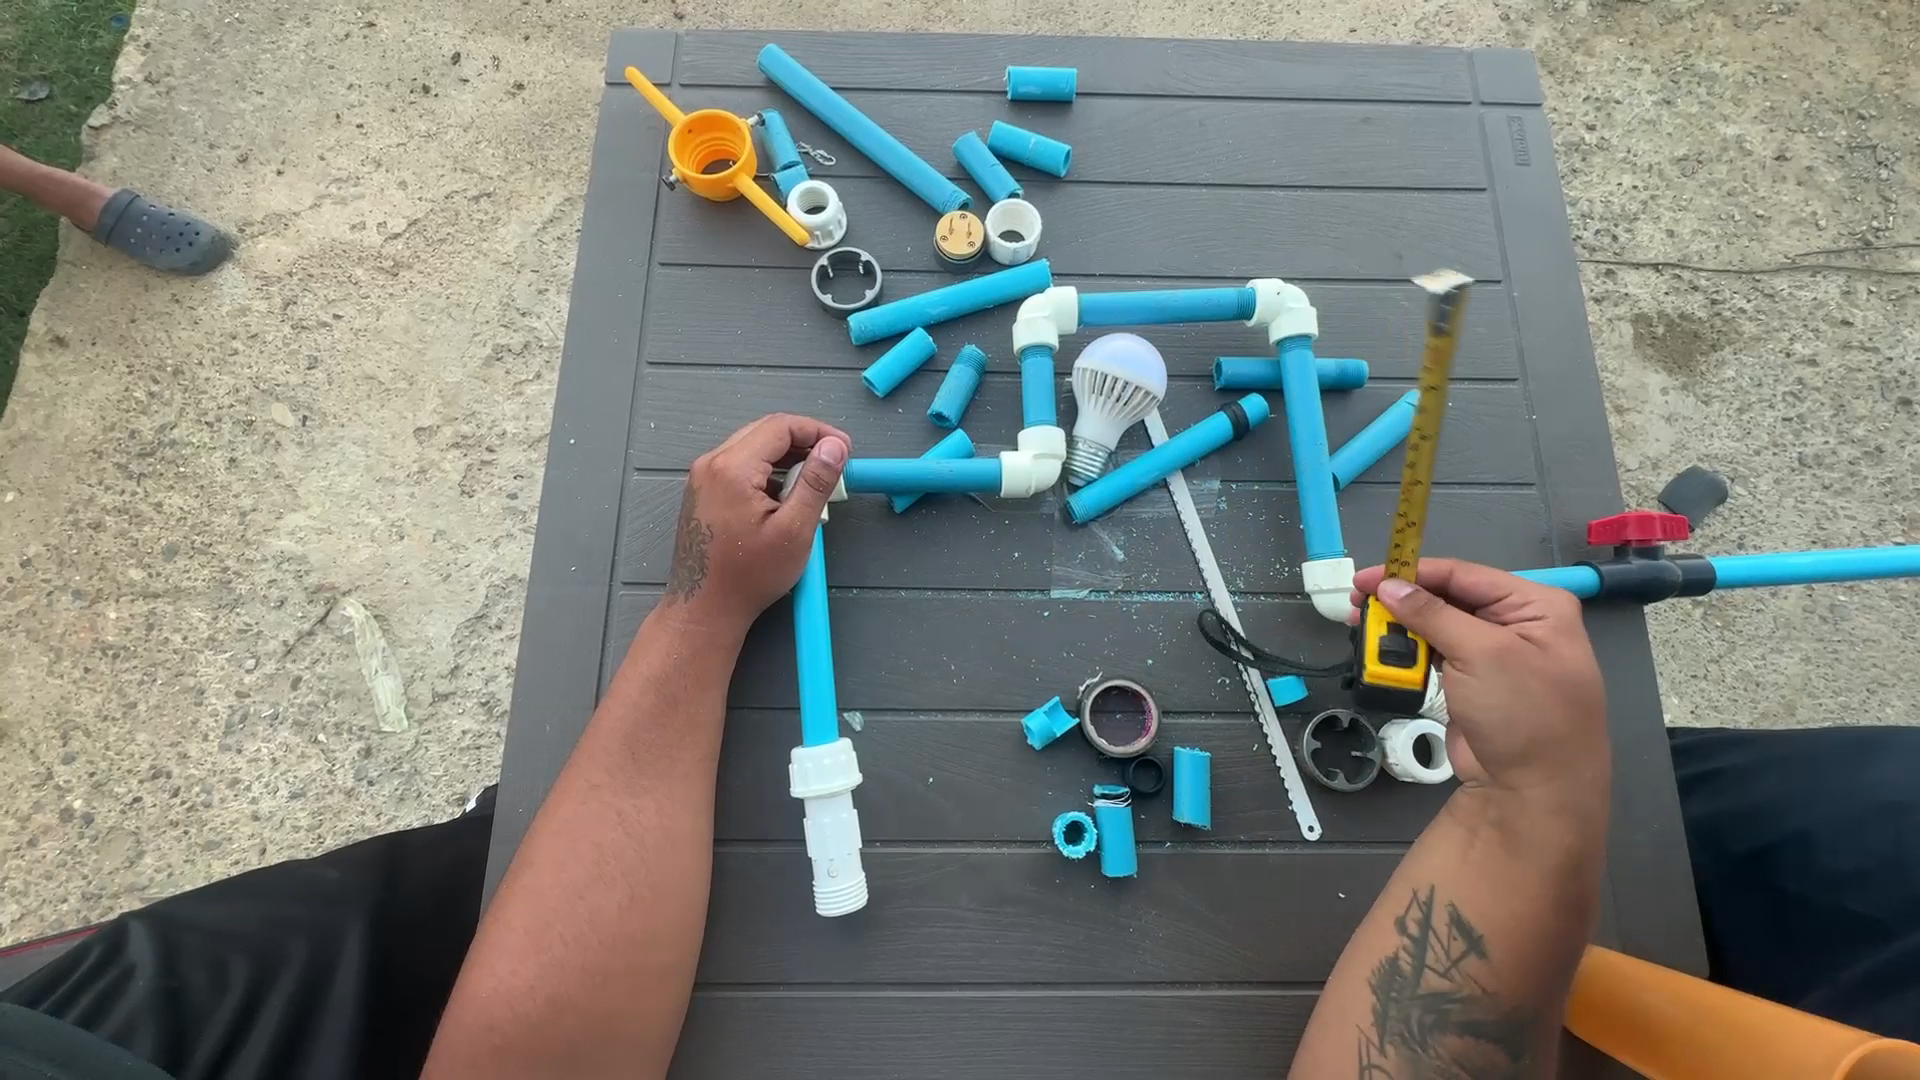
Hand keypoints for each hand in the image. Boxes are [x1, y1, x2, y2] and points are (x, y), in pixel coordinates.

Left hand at [660, 414, 850, 635]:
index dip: (818, 432)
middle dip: (805, 442)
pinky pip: (742, 465)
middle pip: (766, 431)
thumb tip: (833, 448)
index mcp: (732, 469)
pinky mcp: (705, 491)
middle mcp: (712, 465)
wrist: (706, 607)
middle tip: (833, 463)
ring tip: (814, 484)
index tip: (842, 449)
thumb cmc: (746, 577)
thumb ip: (817, 483)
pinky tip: (788, 496)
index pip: (781, 426)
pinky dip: (770, 471)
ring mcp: (704, 477)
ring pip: (754, 446)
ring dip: (788, 457)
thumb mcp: (794, 530)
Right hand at [1348, 559, 1607, 805]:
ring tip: (1361, 628)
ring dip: (1398, 627)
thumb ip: (1431, 614)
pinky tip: (1381, 651)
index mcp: (1535, 607)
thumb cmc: (1522, 713)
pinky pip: (1433, 652)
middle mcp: (1517, 623)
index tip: (1365, 579)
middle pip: (1446, 597)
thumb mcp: (1481, 654)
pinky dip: (1406, 650)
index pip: (1463, 575)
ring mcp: (1493, 653)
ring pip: (1435, 624)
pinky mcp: (1472, 679)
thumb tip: (1387, 586)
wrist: (1532, 789)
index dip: (1411, 573)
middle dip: (1400, 600)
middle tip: (1357, 604)